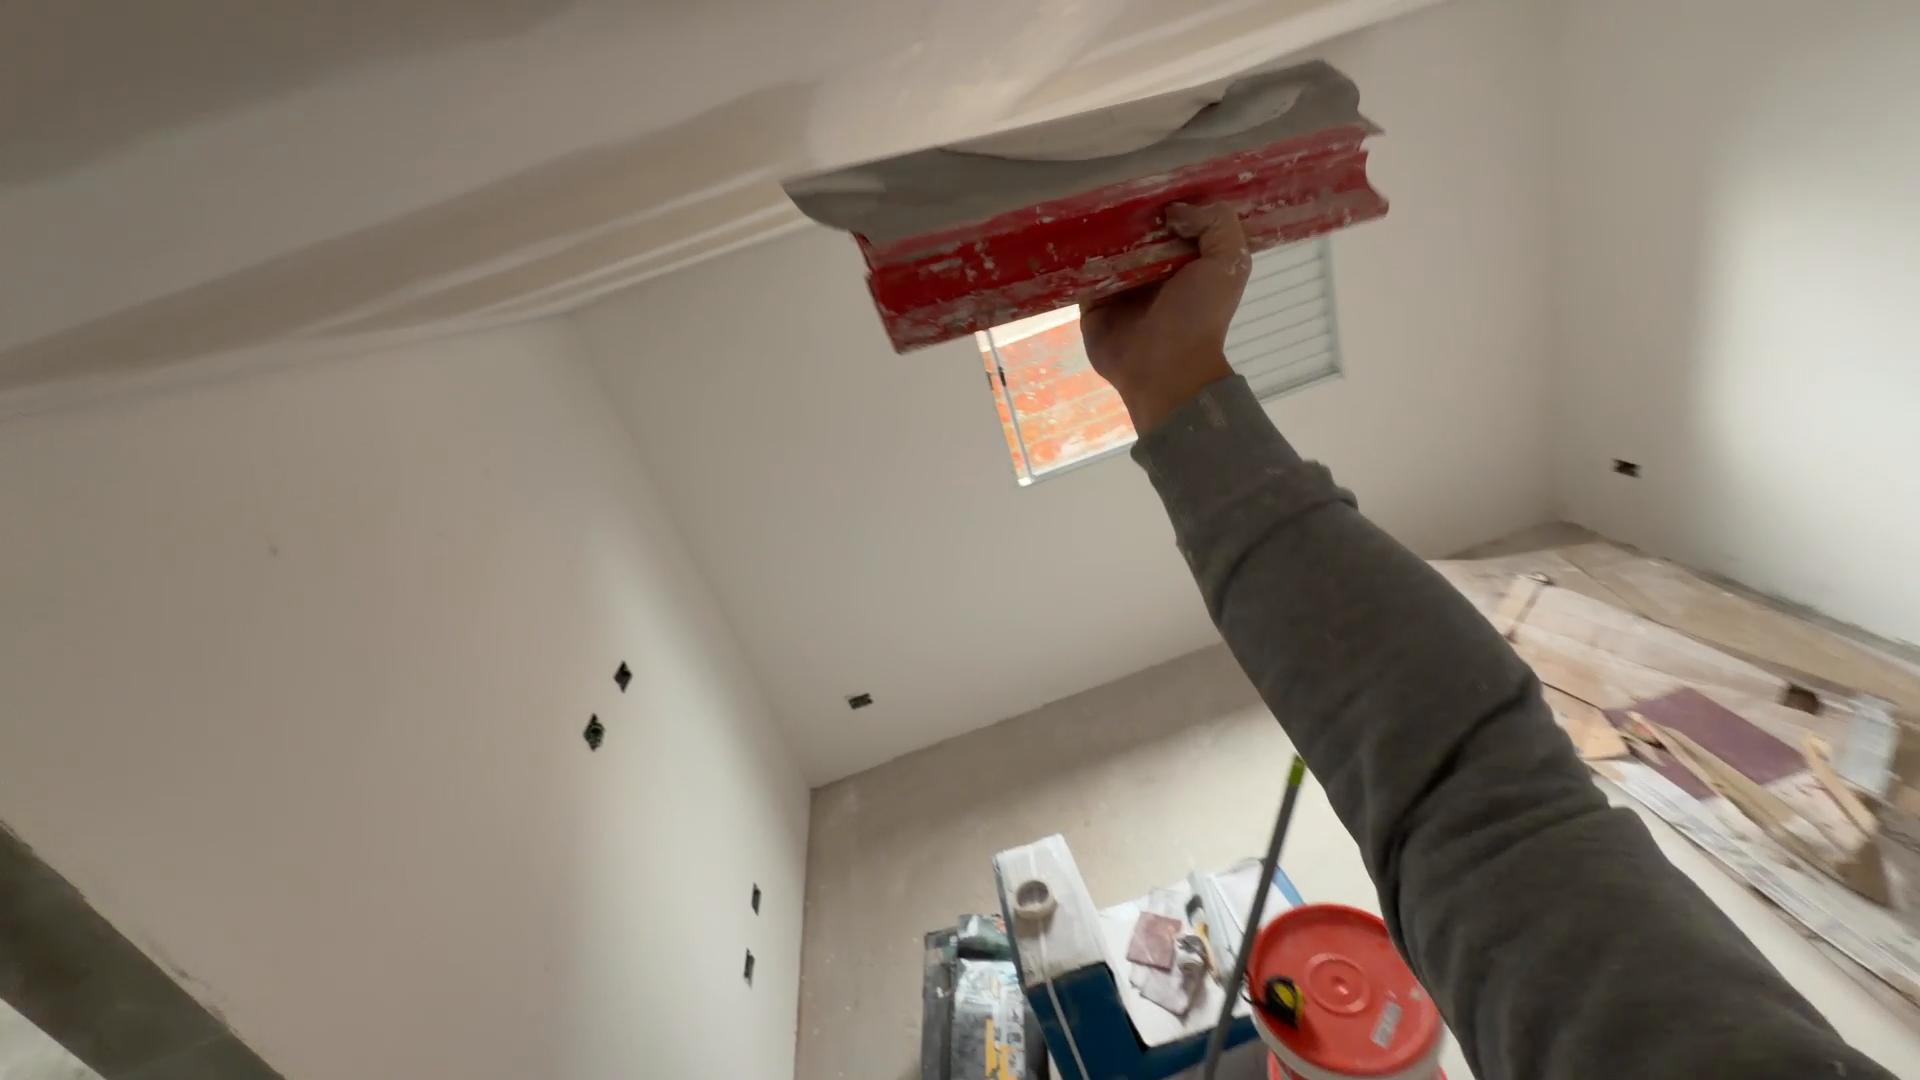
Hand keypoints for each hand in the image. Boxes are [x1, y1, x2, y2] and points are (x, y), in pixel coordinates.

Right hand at [1080, 203, 1251, 433]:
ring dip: (1096, 230)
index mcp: (1185, 260)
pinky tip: (1066, 234)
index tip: (1149, 174)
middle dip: (1126, 210)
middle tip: (1109, 184)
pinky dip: (1073, 257)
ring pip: (1104, 248)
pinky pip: (1079, 274)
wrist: (1163, 369)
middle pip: (1135, 230)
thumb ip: (1215, 223)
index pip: (1172, 219)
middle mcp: (1151, 271)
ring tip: (1084, 201)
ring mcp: (1118, 287)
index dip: (1164, 197)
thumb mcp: (1229, 262)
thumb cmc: (1198, 316)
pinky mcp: (1091, 303)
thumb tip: (1172, 208)